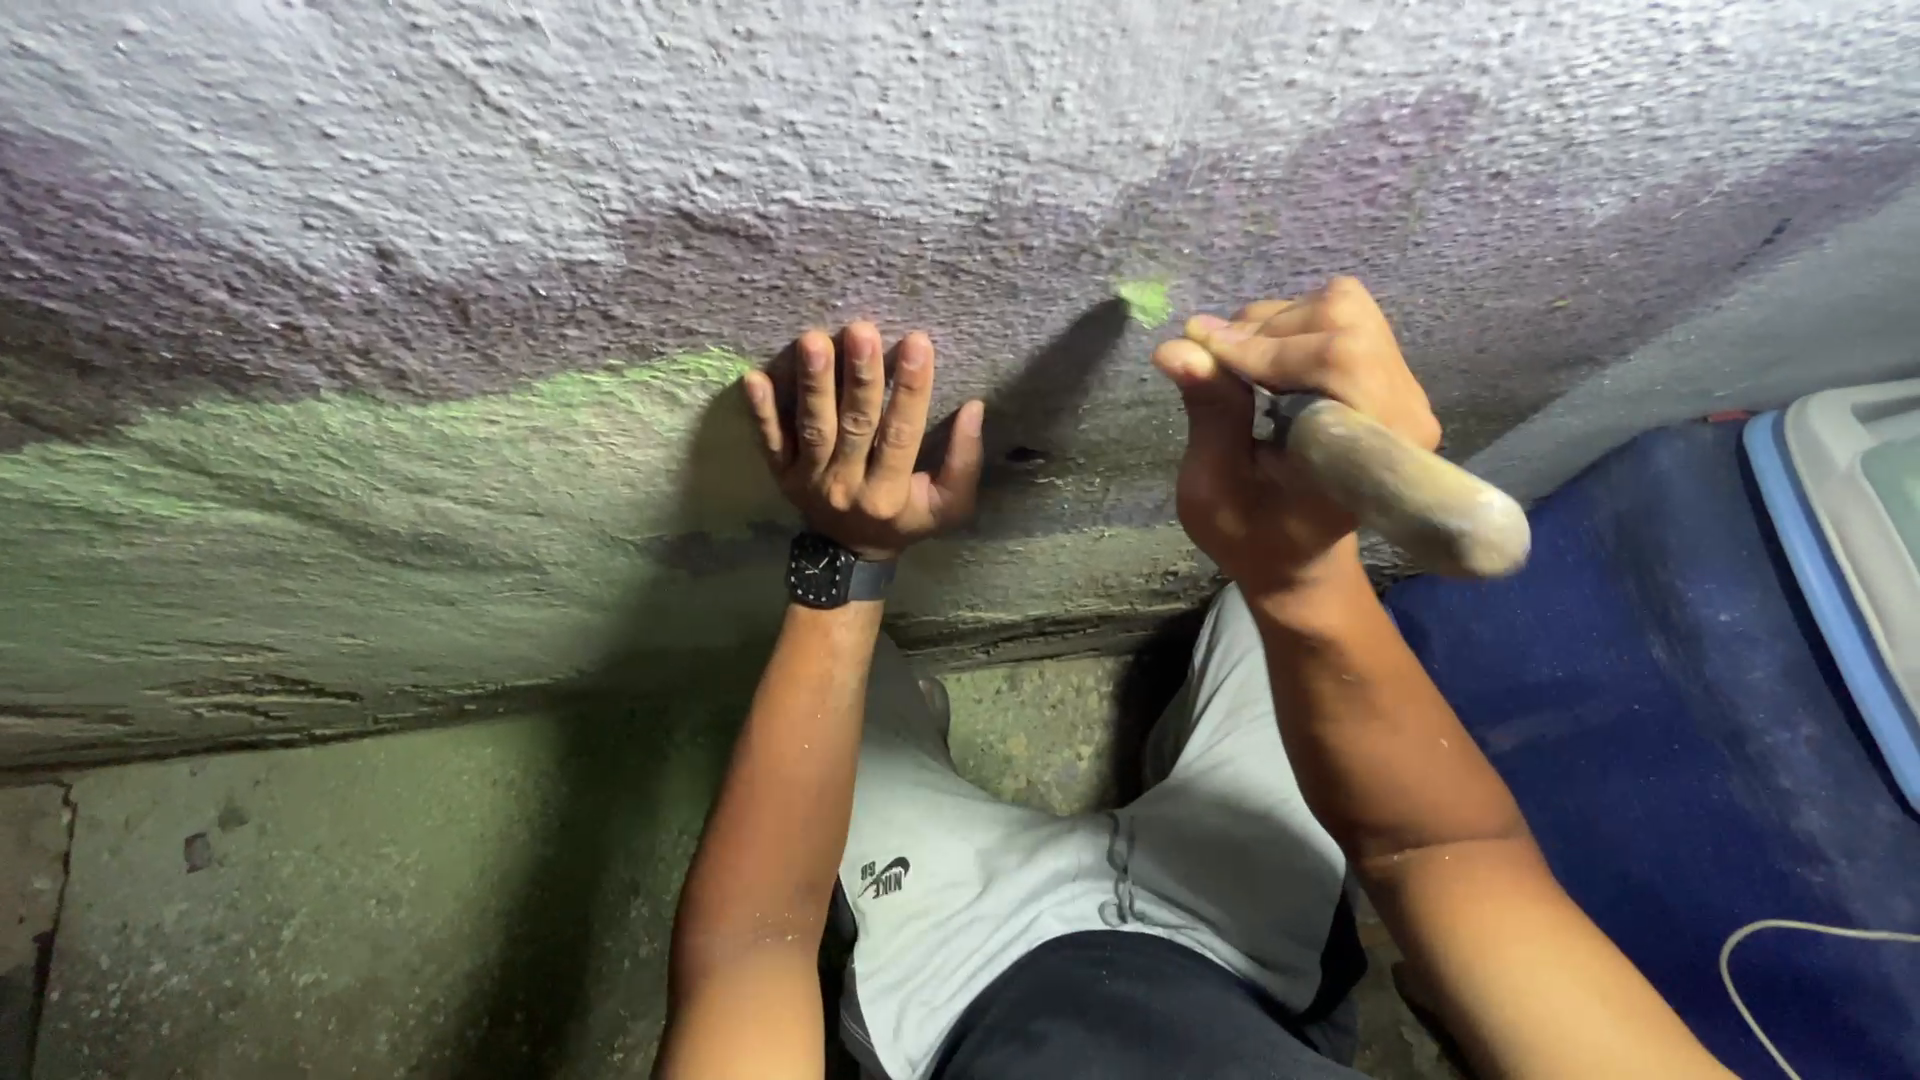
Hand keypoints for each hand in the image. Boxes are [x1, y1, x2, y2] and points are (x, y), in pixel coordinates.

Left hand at [743, 322, 985, 561]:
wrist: (851, 553)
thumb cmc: (907, 521)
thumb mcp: (949, 506)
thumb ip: (965, 461)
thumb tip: (974, 408)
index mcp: (889, 495)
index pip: (901, 435)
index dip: (911, 390)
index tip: (918, 343)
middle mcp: (846, 487)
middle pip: (854, 425)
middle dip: (859, 377)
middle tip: (861, 330)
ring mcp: (809, 480)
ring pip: (812, 428)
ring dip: (813, 384)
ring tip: (813, 340)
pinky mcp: (782, 474)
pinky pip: (770, 441)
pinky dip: (761, 412)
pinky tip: (755, 378)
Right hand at [1152, 276, 1440, 596]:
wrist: (1295, 554)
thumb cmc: (1251, 534)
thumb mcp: (1213, 489)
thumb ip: (1208, 415)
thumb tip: (1177, 347)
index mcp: (1365, 450)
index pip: (1336, 357)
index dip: (1265, 347)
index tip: (1202, 352)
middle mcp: (1402, 409)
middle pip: (1341, 319)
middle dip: (1265, 332)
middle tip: (1212, 359)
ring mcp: (1400, 386)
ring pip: (1341, 308)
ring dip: (1274, 325)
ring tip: (1233, 362)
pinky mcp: (1384, 374)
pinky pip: (1342, 319)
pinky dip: (1288, 327)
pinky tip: (1259, 363)